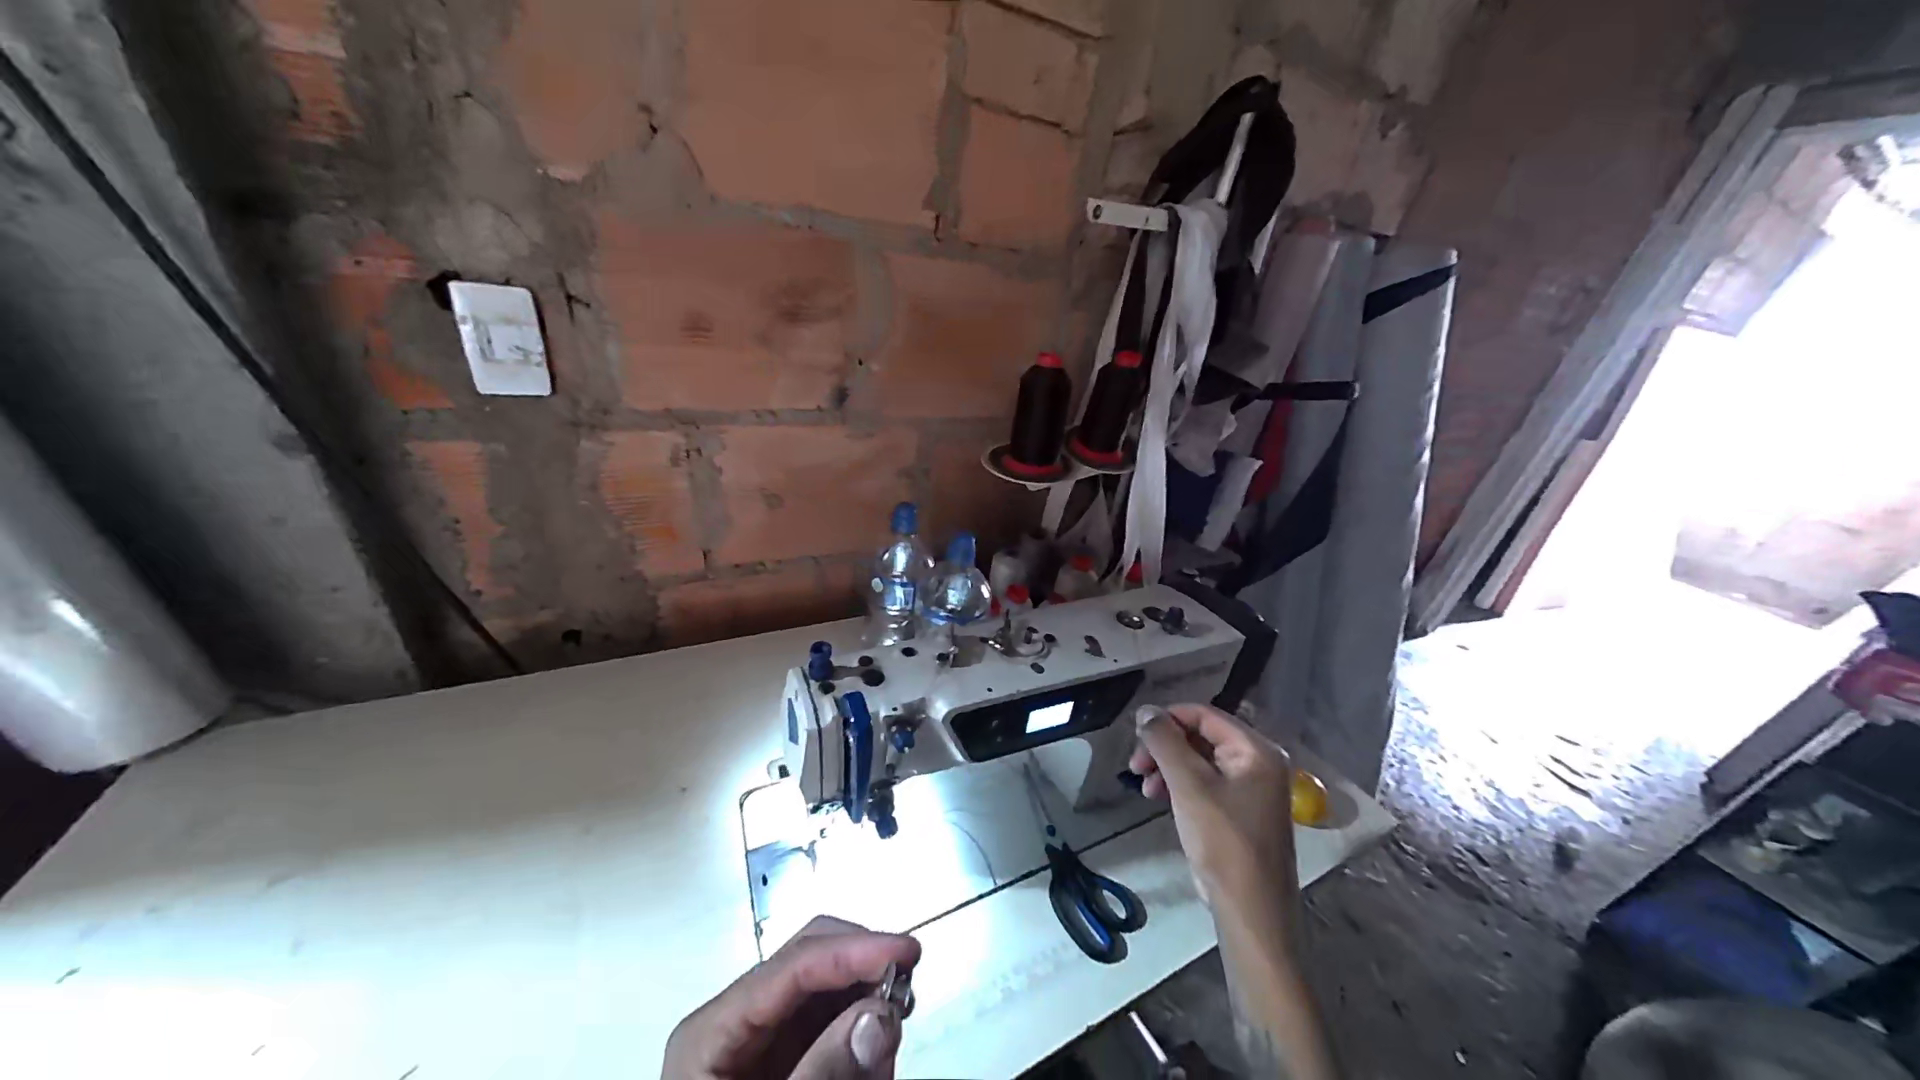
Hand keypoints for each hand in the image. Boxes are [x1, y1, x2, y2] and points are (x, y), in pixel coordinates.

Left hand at [662, 916, 919, 1079]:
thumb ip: (822, 1075)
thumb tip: (881, 1015)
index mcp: (713, 1030)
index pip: (793, 964)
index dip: (854, 950)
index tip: (908, 953)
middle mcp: (738, 1018)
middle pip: (810, 958)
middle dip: (862, 967)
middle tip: (908, 991)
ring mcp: (759, 1037)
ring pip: (827, 986)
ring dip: (866, 1000)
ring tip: (884, 1053)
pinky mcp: (783, 1057)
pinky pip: (830, 1023)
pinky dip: (858, 1033)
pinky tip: (872, 1065)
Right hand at [1127, 703, 1297, 914]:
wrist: (1250, 909)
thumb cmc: (1223, 841)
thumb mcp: (1188, 785)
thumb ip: (1165, 741)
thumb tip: (1145, 710)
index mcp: (1256, 750)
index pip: (1204, 715)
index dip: (1167, 719)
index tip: (1135, 736)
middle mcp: (1258, 763)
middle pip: (1200, 737)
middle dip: (1164, 747)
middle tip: (1135, 766)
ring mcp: (1251, 789)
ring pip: (1198, 761)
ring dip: (1166, 767)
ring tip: (1144, 788)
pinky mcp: (1239, 811)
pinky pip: (1204, 783)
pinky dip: (1178, 785)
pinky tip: (1158, 797)